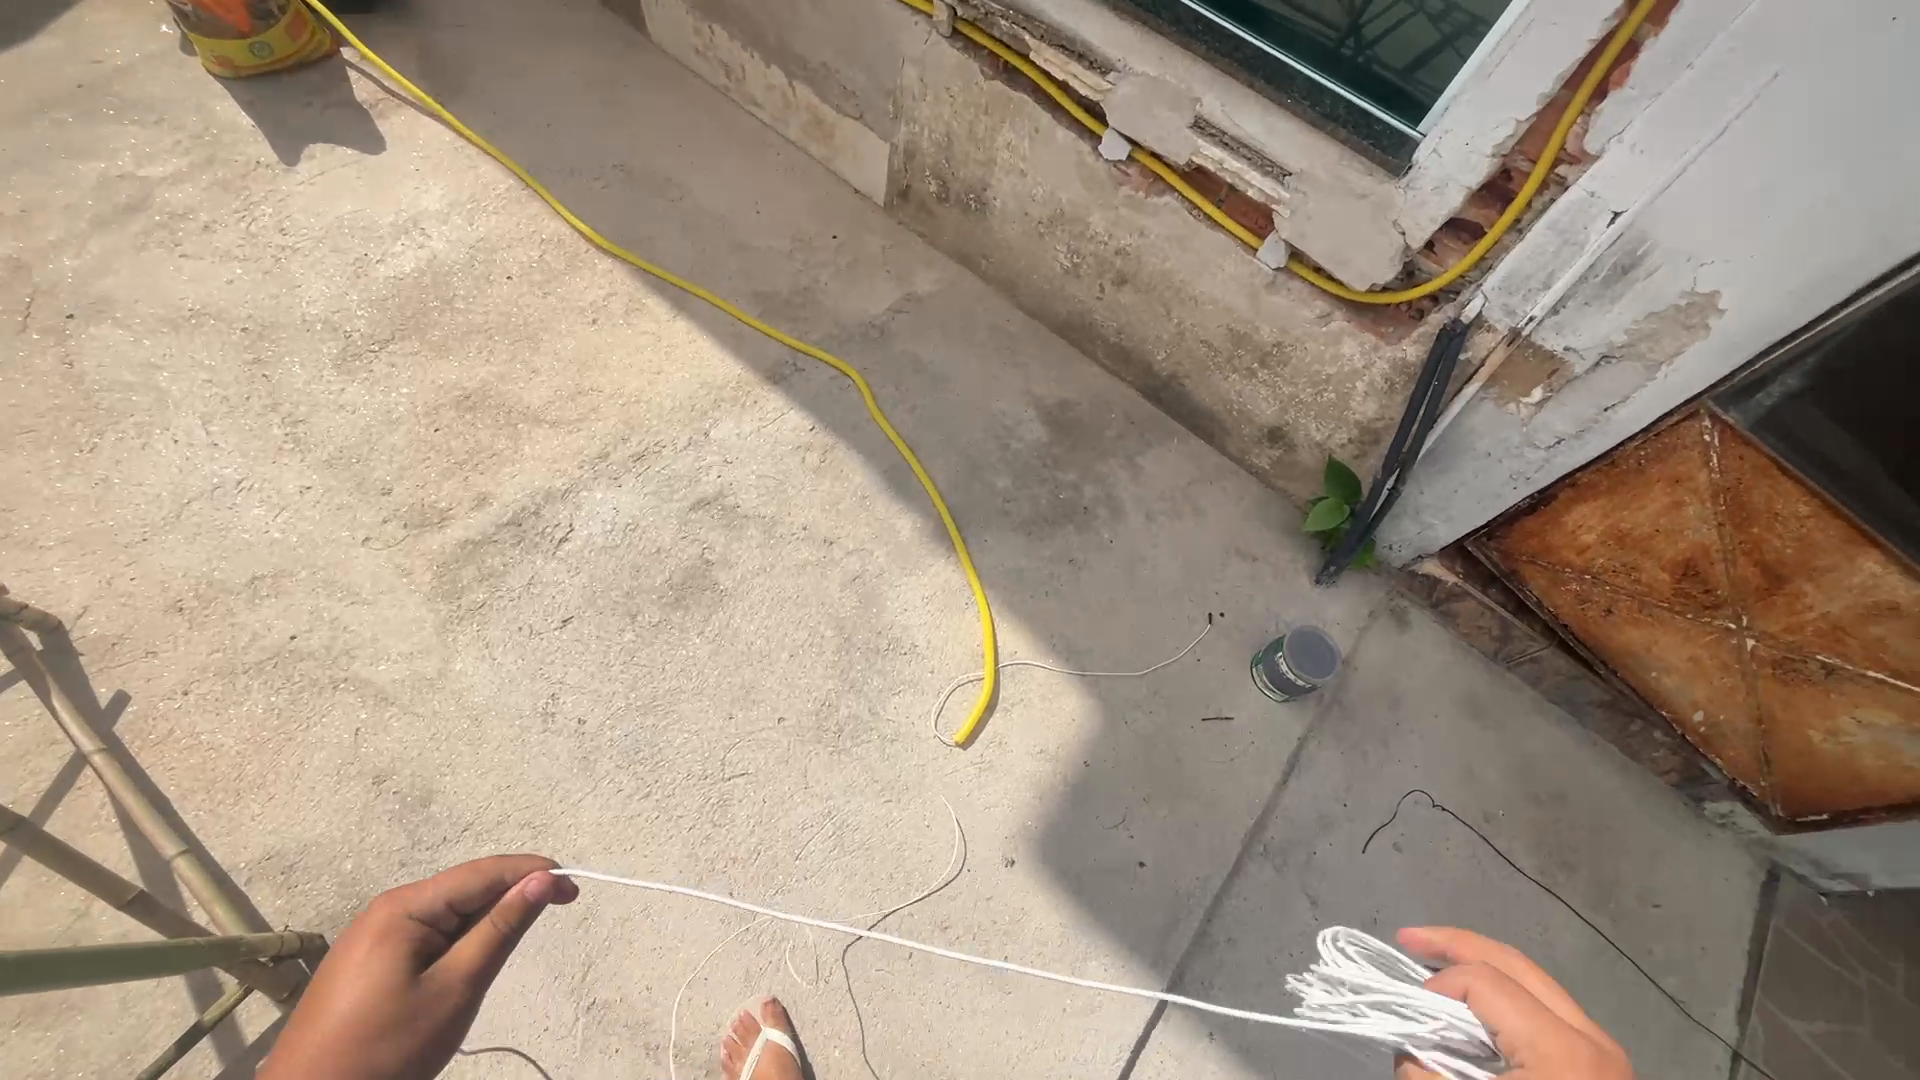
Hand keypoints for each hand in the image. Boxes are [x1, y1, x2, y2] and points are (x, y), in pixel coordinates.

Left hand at [261, 855, 578, 1079]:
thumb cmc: (387, 1049)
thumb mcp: (456, 987)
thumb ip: (502, 927)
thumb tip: (544, 878)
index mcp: (404, 907)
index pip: (484, 872)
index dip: (534, 872)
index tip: (574, 888)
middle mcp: (387, 909)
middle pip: (467, 887)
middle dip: (512, 894)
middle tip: (557, 909)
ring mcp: (374, 935)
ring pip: (450, 911)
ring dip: (488, 918)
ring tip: (516, 937)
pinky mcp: (369, 960)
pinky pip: (430, 932)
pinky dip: (462, 937)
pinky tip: (475, 956)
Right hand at [1395, 927, 1632, 1079]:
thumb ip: (1424, 1073)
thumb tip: (1412, 1047)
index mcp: (1561, 1049)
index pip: (1481, 981)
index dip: (1436, 987)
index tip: (1413, 1020)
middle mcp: (1591, 1039)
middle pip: (1513, 962)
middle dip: (1455, 943)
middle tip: (1407, 938)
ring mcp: (1605, 1054)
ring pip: (1534, 980)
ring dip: (1481, 963)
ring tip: (1435, 957)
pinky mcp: (1603, 1071)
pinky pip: (1546, 1008)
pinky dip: (1505, 993)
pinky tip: (1475, 1000)